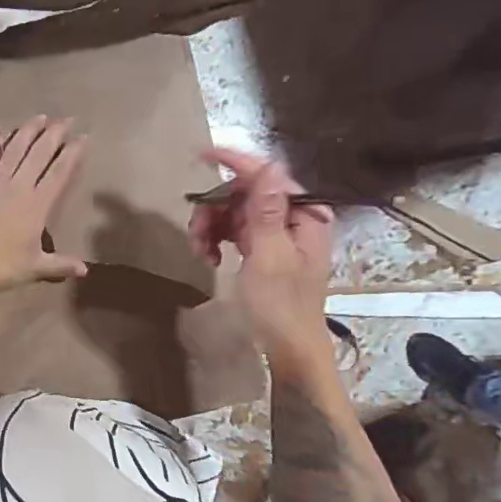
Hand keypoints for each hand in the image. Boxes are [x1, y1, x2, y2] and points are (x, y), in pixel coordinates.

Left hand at [0, 116, 89, 301]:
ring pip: (14, 150)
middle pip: (39, 154)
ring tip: (39, 117)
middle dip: (54, 134)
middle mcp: (18, 188)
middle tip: (66, 119)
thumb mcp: (35, 267)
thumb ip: (60, 265)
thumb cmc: (0, 268)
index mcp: (37, 206)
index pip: (60, 173)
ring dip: (27, 131)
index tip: (84, 137)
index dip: (73, 154)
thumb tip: (85, 271)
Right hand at [187, 148, 335, 368]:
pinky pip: (233, 232)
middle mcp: (292, 219)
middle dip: (214, 210)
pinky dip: (217, 241)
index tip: (201, 155)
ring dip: (210, 229)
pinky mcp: (262, 250)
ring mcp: (276, 235)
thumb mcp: (269, 258)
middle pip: (244, 195)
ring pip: (233, 214)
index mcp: (304, 215)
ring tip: (201, 253)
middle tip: (195, 235)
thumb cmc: (280, 306)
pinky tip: (211, 259)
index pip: (267, 176)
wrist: (288, 346)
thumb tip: (267, 167)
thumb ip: (265, 212)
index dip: (235, 163)